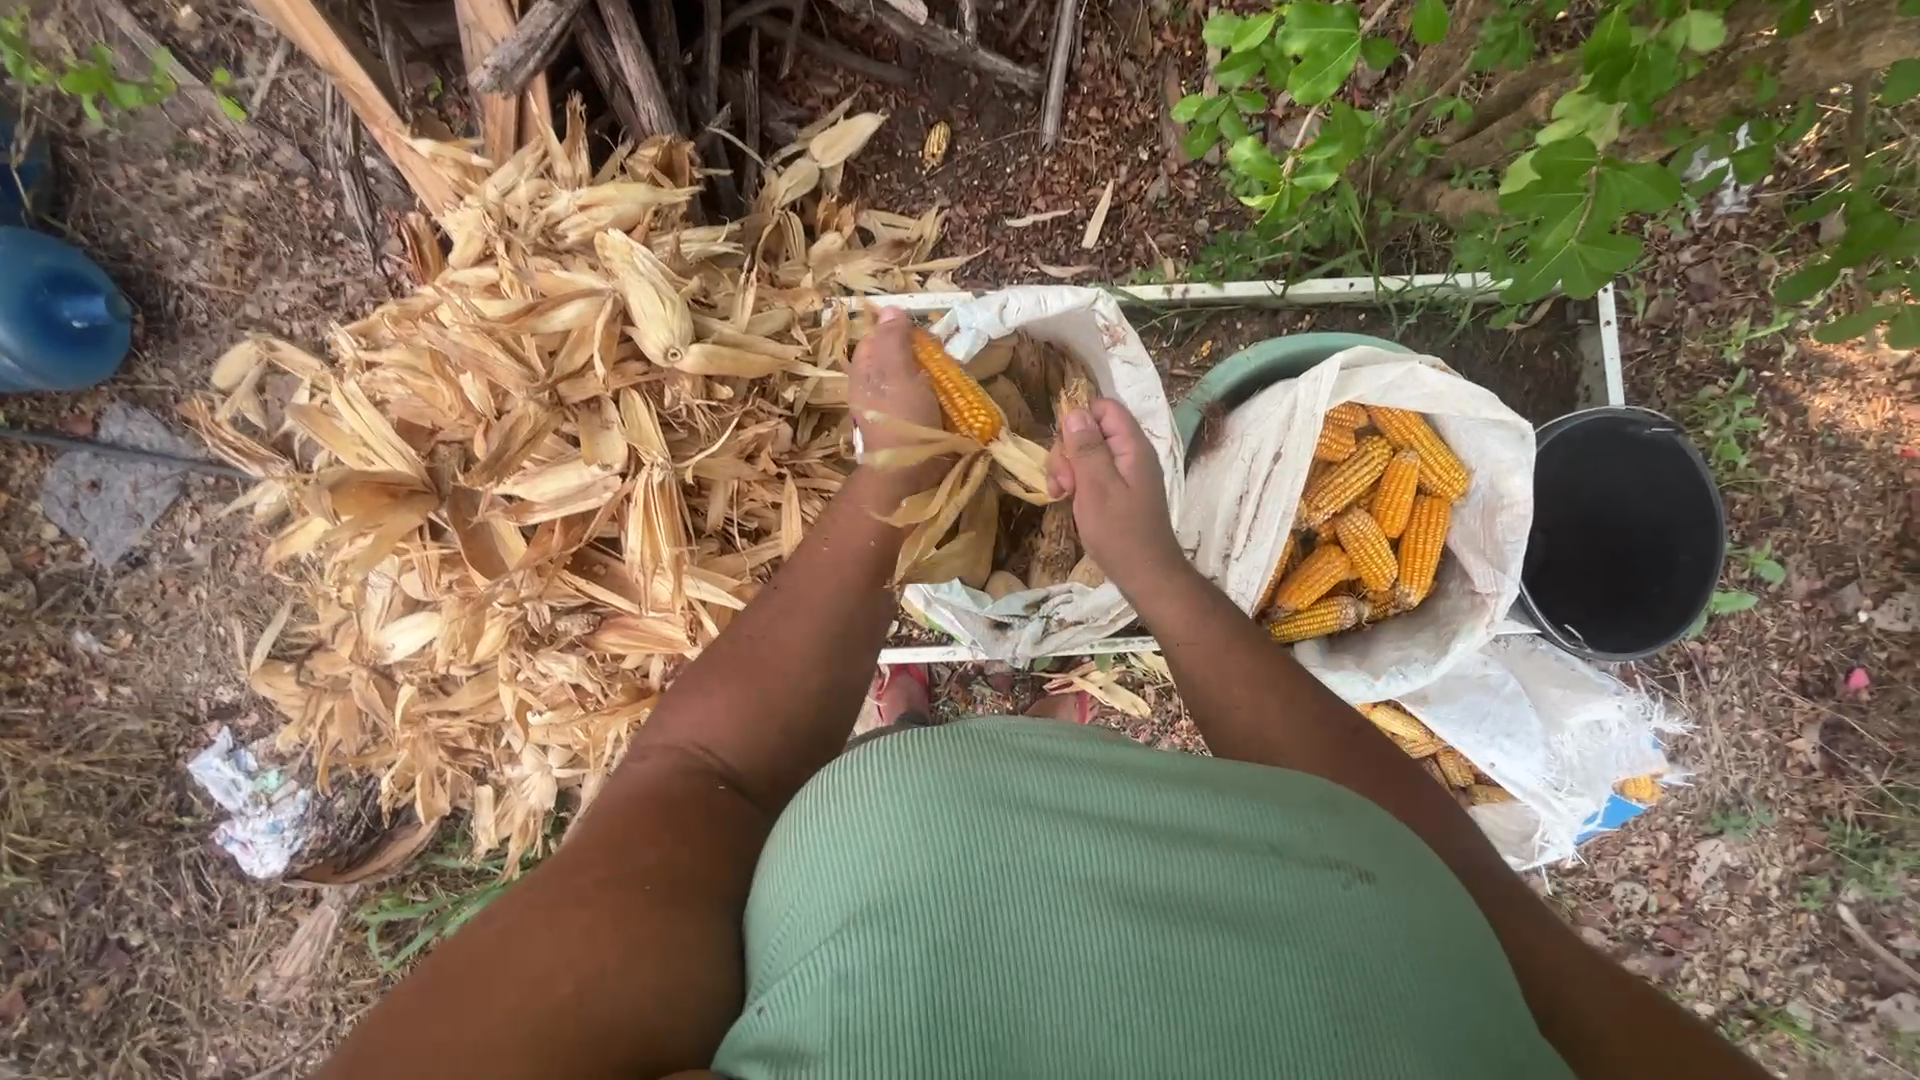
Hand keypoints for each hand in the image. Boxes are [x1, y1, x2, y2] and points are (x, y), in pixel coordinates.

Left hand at [849, 307, 947, 504]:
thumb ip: (893, 340)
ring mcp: (897, 407)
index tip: (928, 338)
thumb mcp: (896, 373)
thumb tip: (891, 308)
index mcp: (866, 370)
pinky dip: (944, 396)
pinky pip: (931, 399)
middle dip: (927, 356)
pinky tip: (955, 400)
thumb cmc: (901, 421)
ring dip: (939, 376)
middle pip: (904, 356)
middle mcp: (878, 386)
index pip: (882, 335)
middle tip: (944, 362)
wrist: (911, 476)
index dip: (905, 332)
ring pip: (921, 377)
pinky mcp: (915, 424)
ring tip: (954, 381)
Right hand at [1046, 399, 1184, 593]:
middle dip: (1068, 451)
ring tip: (1062, 495)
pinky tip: (1066, 501)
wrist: (1145, 575)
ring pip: (1086, 454)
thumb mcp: (1096, 487)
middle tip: (1063, 482)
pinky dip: (1076, 485)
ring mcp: (1124, 475)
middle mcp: (1130, 455)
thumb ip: (1086, 447)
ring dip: (1067, 470)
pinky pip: (1091, 475)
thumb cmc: (1120, 532)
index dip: (1079, 420)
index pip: (1104, 408)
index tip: (1064, 447)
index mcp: (1132, 447)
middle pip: (1090, 431)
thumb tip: (1075, 412)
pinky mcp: (1117, 492)